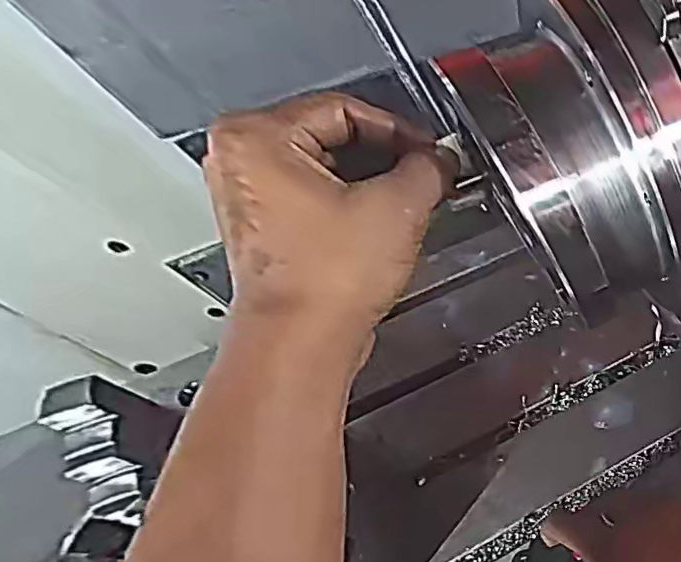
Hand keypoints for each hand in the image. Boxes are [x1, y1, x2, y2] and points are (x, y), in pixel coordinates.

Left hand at [204, 93, 453, 331]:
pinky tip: (383, 231)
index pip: (343, 109)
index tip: (433, 153)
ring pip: (328, 170)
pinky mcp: (270, 227)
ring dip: (375, 186)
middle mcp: (241, 157)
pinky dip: (355, 208)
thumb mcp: (397, 211)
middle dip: (389, 160)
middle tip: (429, 182)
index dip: (400, 131)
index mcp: (258, 135)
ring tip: (411, 210)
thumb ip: (425, 173)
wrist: (306, 332)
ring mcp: (251, 194)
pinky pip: (319, 200)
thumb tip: (439, 160)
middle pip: (333, 137)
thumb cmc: (329, 277)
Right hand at [540, 499, 680, 561]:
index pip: (563, 522)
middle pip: (600, 503)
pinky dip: (665, 519)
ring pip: (637, 502)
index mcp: (610, 545)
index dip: (553, 530)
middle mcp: (635, 519)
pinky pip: (670, 506)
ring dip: (631, 517)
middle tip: (600, 540)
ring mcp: (667, 508)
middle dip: (595, 519)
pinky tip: (673, 541)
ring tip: (641, 543)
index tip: (555, 538)